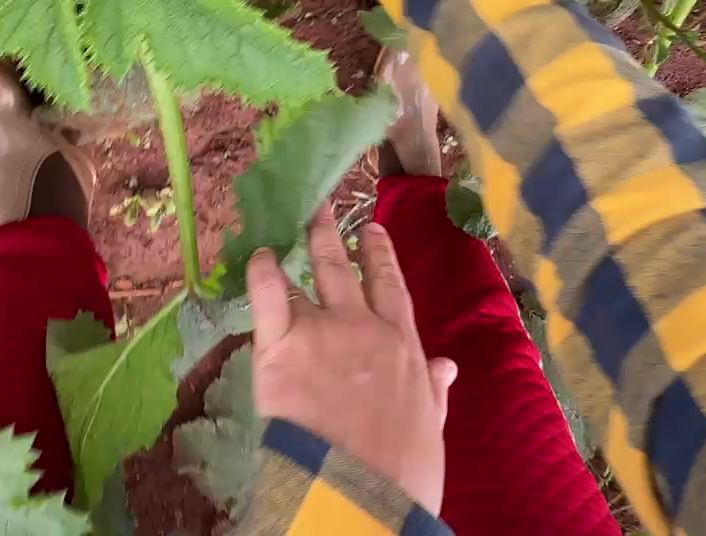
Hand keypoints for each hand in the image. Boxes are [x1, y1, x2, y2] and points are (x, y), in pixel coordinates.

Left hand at [248, 203, 457, 511]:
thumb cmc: (400, 473)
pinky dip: (262, 270)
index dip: (381, 255)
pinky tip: (258, 255)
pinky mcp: (283, 345)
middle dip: (332, 233)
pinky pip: (269, 294)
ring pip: (311, 271)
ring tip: (288, 222)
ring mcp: (323, 330)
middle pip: (346, 267)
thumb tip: (447, 366)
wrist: (359, 497)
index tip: (373, 230)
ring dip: (300, 243)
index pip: (391, 286)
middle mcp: (364, 325)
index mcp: (402, 345)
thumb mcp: (430, 430)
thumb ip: (434, 392)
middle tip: (321, 208)